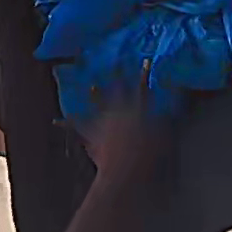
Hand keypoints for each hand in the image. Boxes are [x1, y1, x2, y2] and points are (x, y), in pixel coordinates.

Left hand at [80, 63, 169, 193]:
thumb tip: (175, 98)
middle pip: (118, 89)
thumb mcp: (166, 132)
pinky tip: (56, 121)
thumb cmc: (148, 154)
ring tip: (90, 85)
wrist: (124, 172)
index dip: (144, 73)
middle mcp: (119, 110)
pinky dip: (67, 124)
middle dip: (117, 75)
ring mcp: (103, 122)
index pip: (143, 86)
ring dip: (95, 95)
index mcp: (138, 108)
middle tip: (114, 62)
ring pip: (97, 105)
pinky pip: (77, 129)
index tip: (145, 60)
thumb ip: (169, 114)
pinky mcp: (91, 136)